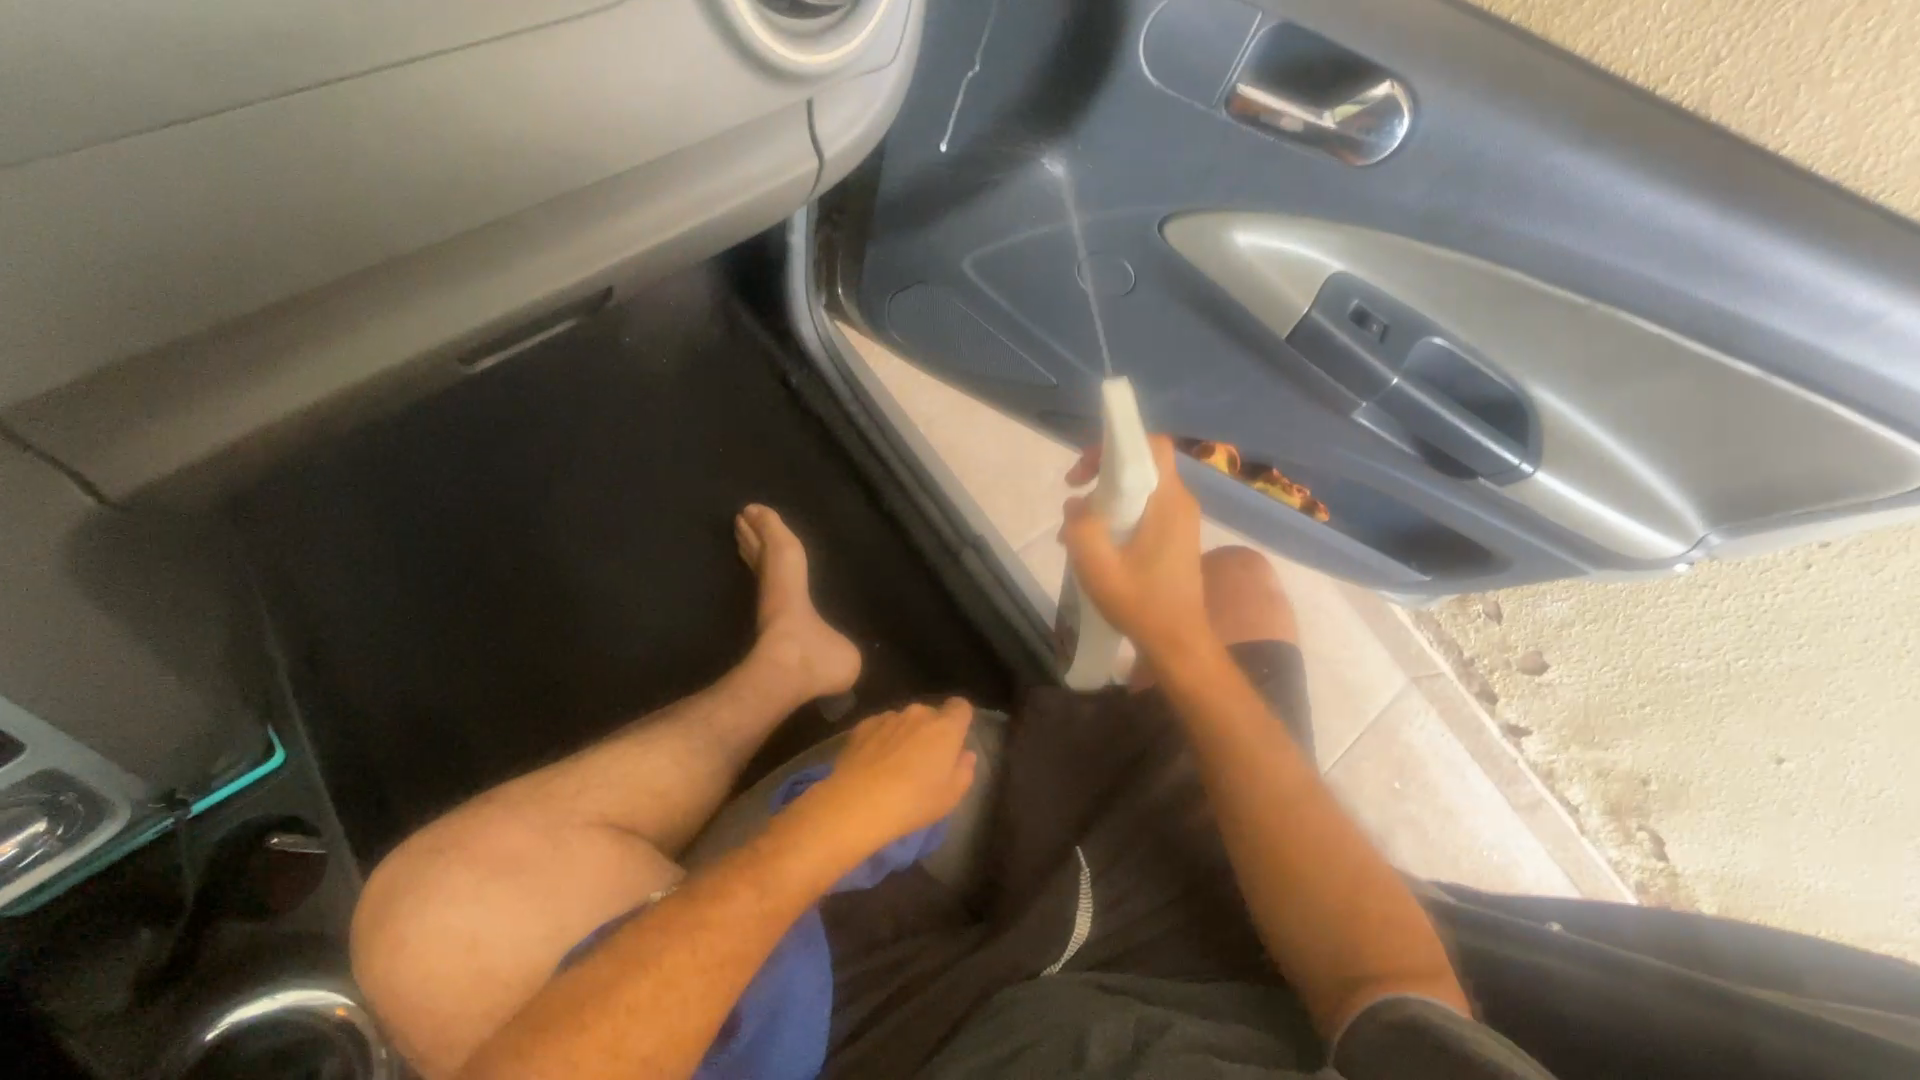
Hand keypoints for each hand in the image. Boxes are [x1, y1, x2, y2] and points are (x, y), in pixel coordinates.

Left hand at [788, 699, 976, 863]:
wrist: (858, 804)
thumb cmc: (914, 802)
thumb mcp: (950, 796)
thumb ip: (964, 770)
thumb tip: (965, 754)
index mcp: (946, 728)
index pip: (961, 707)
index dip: (960, 720)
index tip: (955, 740)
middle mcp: (918, 714)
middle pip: (931, 715)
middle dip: (931, 731)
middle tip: (924, 760)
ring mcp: (888, 717)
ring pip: (904, 720)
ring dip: (904, 734)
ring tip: (894, 764)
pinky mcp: (862, 726)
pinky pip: (880, 727)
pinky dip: (881, 739)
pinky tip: (873, 763)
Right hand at [1060, 436, 1213, 661]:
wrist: (1178, 642)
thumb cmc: (1140, 603)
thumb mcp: (1097, 566)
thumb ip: (1081, 527)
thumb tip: (1077, 506)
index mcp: (1168, 502)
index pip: (1152, 446)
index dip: (1116, 444)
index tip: (1087, 469)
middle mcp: (1180, 504)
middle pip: (1142, 466)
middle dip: (1103, 474)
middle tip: (1074, 494)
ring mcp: (1181, 522)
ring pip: (1141, 491)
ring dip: (1107, 500)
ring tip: (1078, 531)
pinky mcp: (1177, 540)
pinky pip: (1146, 511)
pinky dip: (1120, 517)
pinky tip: (1097, 547)